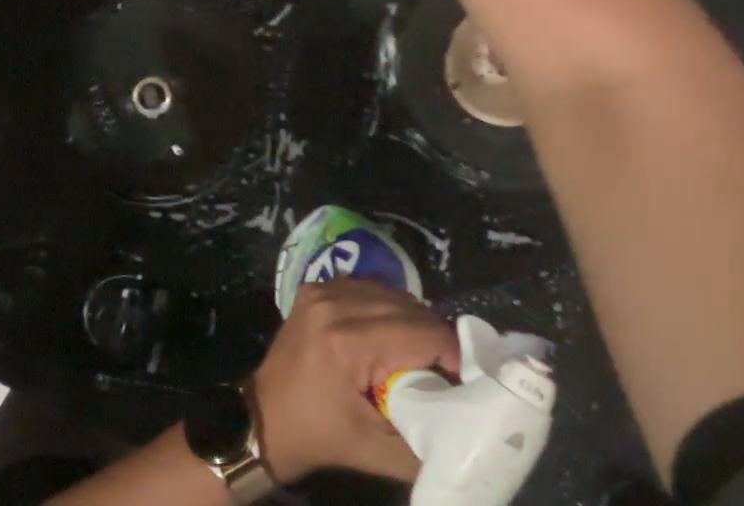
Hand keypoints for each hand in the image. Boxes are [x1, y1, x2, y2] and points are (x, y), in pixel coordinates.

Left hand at [252, 278, 459, 483]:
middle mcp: (333, 304)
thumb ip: (432, 442)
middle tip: (446, 373)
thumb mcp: (382, 454)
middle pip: (410, 308)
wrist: (266, 417)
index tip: (465, 382)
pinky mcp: (314, 289)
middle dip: (436, 339)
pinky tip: (391, 336)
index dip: (453, 355)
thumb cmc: (322, 436)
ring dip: (413, 322)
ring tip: (420, 357)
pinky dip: (386, 308)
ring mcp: (321, 291)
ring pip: (391, 294)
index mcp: (347, 340)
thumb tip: (477, 428)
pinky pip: (367, 289)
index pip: (422, 332)